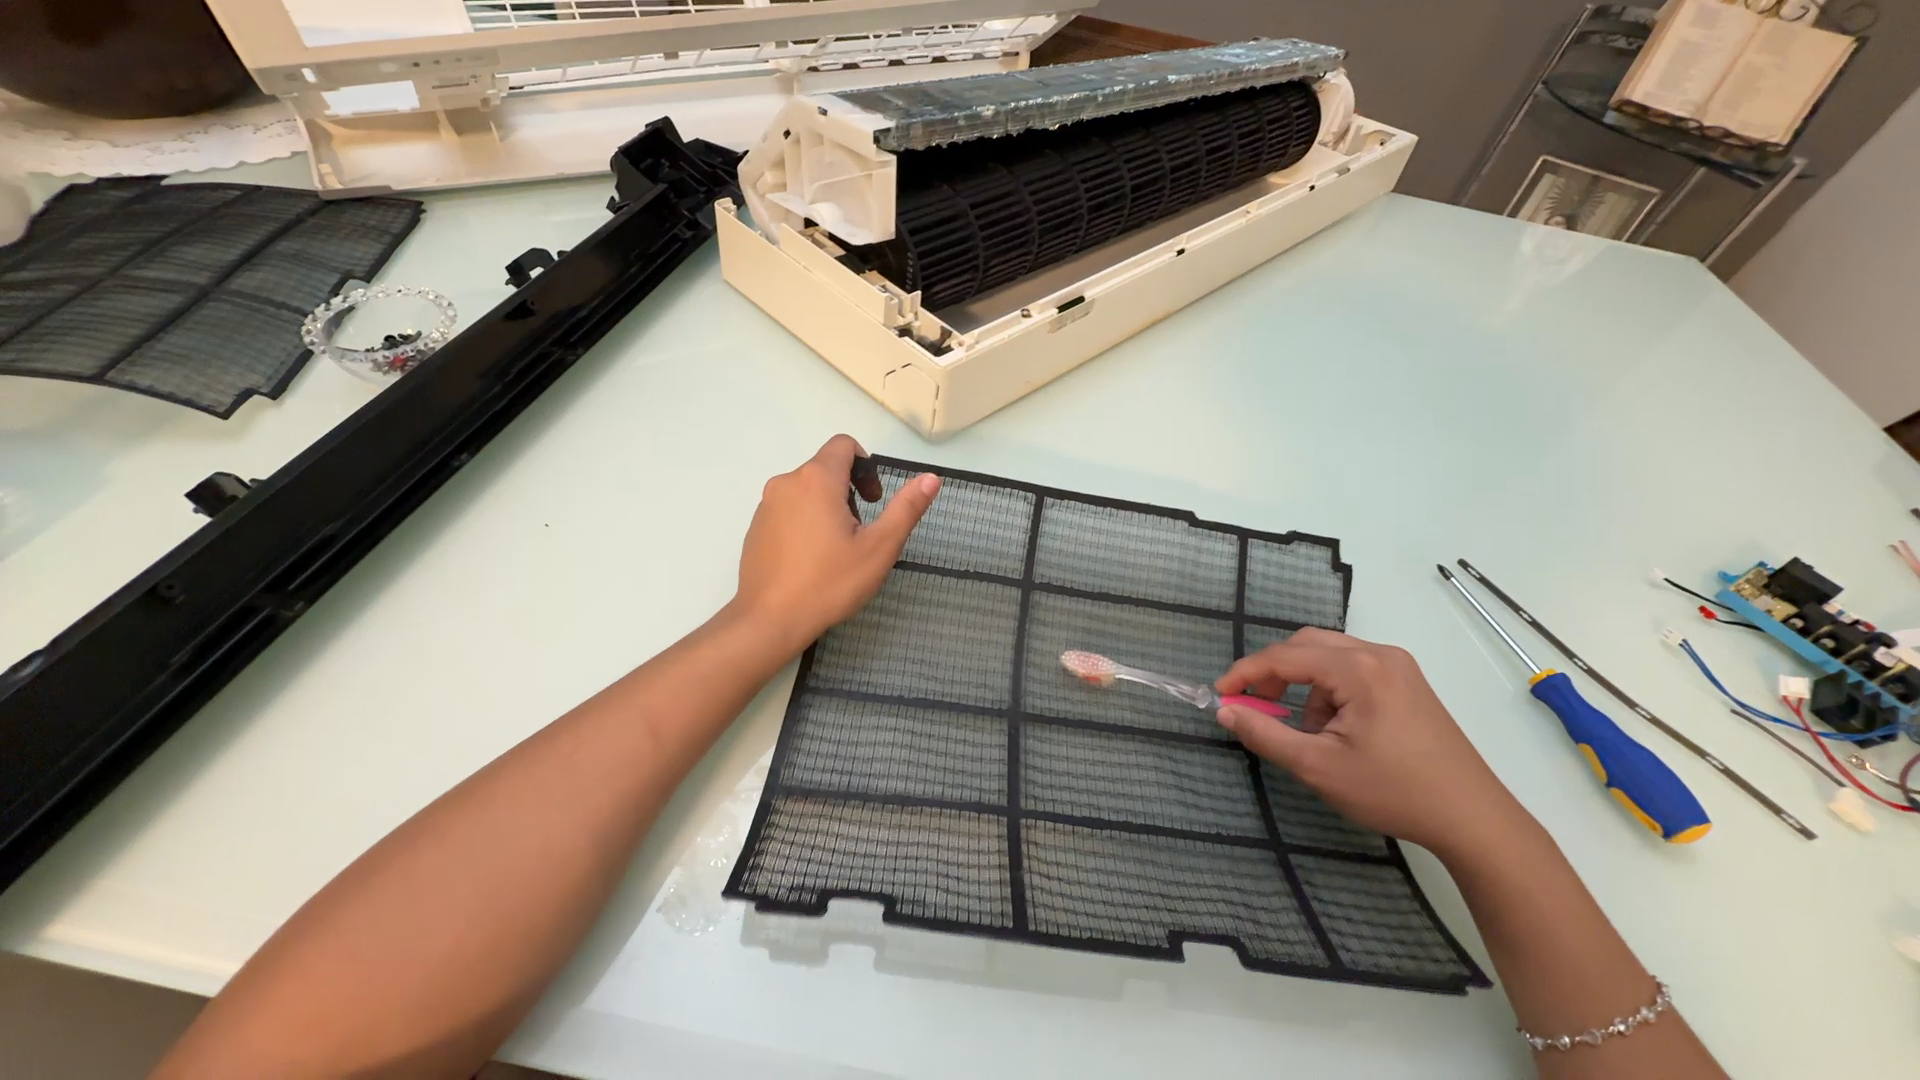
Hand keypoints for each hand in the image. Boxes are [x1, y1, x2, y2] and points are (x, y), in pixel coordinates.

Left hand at [733, 435, 939, 652]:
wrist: (769, 620)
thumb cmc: (829, 582)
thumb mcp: (879, 548)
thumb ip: (906, 508)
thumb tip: (931, 478)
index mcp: (817, 479)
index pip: (844, 445)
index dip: (866, 466)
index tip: (875, 501)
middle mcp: (786, 482)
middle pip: (825, 468)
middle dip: (850, 491)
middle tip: (860, 532)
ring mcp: (766, 505)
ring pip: (806, 491)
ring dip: (828, 508)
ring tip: (837, 550)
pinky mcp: (756, 527)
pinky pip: (788, 511)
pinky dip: (805, 523)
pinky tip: (812, 561)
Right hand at [1214, 628, 1529, 857]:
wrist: (1472, 818)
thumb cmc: (1392, 790)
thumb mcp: (1317, 766)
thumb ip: (1265, 734)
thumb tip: (1226, 712)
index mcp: (1358, 669)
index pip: (1284, 656)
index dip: (1245, 674)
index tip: (1219, 697)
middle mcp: (1379, 655)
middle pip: (1307, 644)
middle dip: (1274, 673)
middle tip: (1255, 706)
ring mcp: (1399, 667)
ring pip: (1330, 656)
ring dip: (1303, 683)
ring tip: (1303, 729)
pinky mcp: (1409, 684)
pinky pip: (1353, 669)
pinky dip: (1329, 689)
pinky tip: (1335, 728)